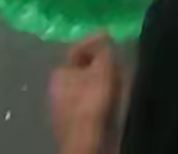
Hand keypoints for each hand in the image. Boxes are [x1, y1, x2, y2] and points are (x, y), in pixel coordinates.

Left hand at [49, 33, 117, 153]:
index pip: (78, 47)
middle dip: (102, 61)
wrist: (88, 143)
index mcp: (59, 73)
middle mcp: (57, 89)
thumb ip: (105, 47)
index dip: (96, 39)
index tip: (112, 37)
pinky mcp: (76, 122)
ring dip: (105, 77)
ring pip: (89, 83)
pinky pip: (92, 99)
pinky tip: (116, 94)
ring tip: (120, 75)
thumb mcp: (103, 65)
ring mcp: (65, 108)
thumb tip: (105, 36)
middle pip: (84, 66)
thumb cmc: (92, 99)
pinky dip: (104, 93)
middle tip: (117, 57)